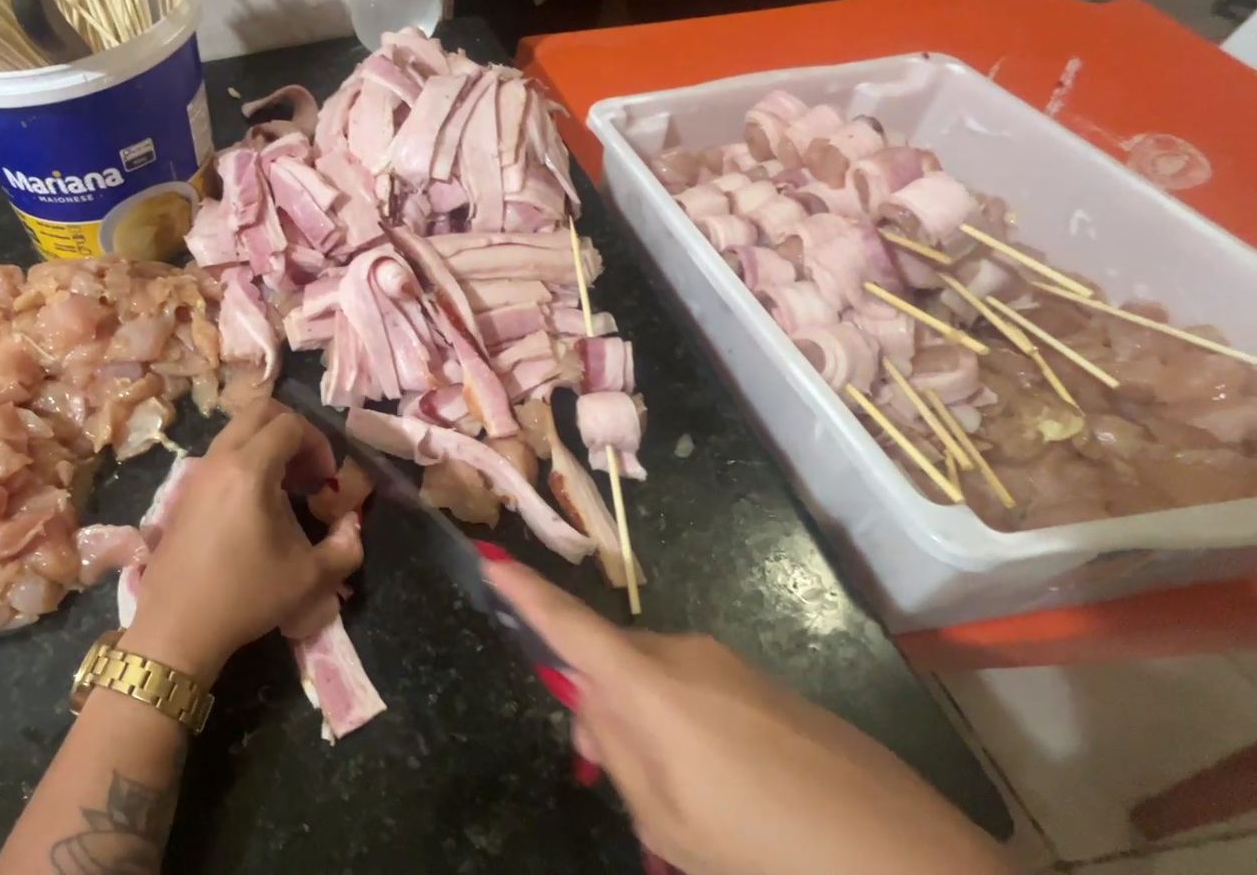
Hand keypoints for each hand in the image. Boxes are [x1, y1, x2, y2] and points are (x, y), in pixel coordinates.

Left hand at [120, 400, 362, 684]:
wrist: (176, 627)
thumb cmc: (245, 596)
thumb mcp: (308, 578)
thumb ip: (344, 548)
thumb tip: (352, 526)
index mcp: (249, 468)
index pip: (290, 424)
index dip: (318, 443)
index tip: (326, 480)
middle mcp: (219, 459)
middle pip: (259, 411)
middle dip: (292, 430)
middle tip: (308, 469)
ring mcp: (197, 473)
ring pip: (236, 431)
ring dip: (267, 446)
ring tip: (286, 488)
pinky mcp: (184, 492)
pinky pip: (220, 454)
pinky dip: (245, 461)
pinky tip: (256, 505)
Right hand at [486, 561, 1011, 874]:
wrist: (915, 865)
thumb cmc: (765, 850)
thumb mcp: (665, 819)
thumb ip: (614, 748)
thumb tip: (590, 700)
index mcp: (649, 685)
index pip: (568, 625)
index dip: (525, 594)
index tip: (490, 562)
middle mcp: (686, 655)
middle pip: (613, 660)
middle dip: (598, 700)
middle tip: (609, 769)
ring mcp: (736, 666)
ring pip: (659, 679)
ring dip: (648, 720)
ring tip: (682, 797)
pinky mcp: (774, 687)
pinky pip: (703, 691)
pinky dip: (690, 726)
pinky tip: (731, 788)